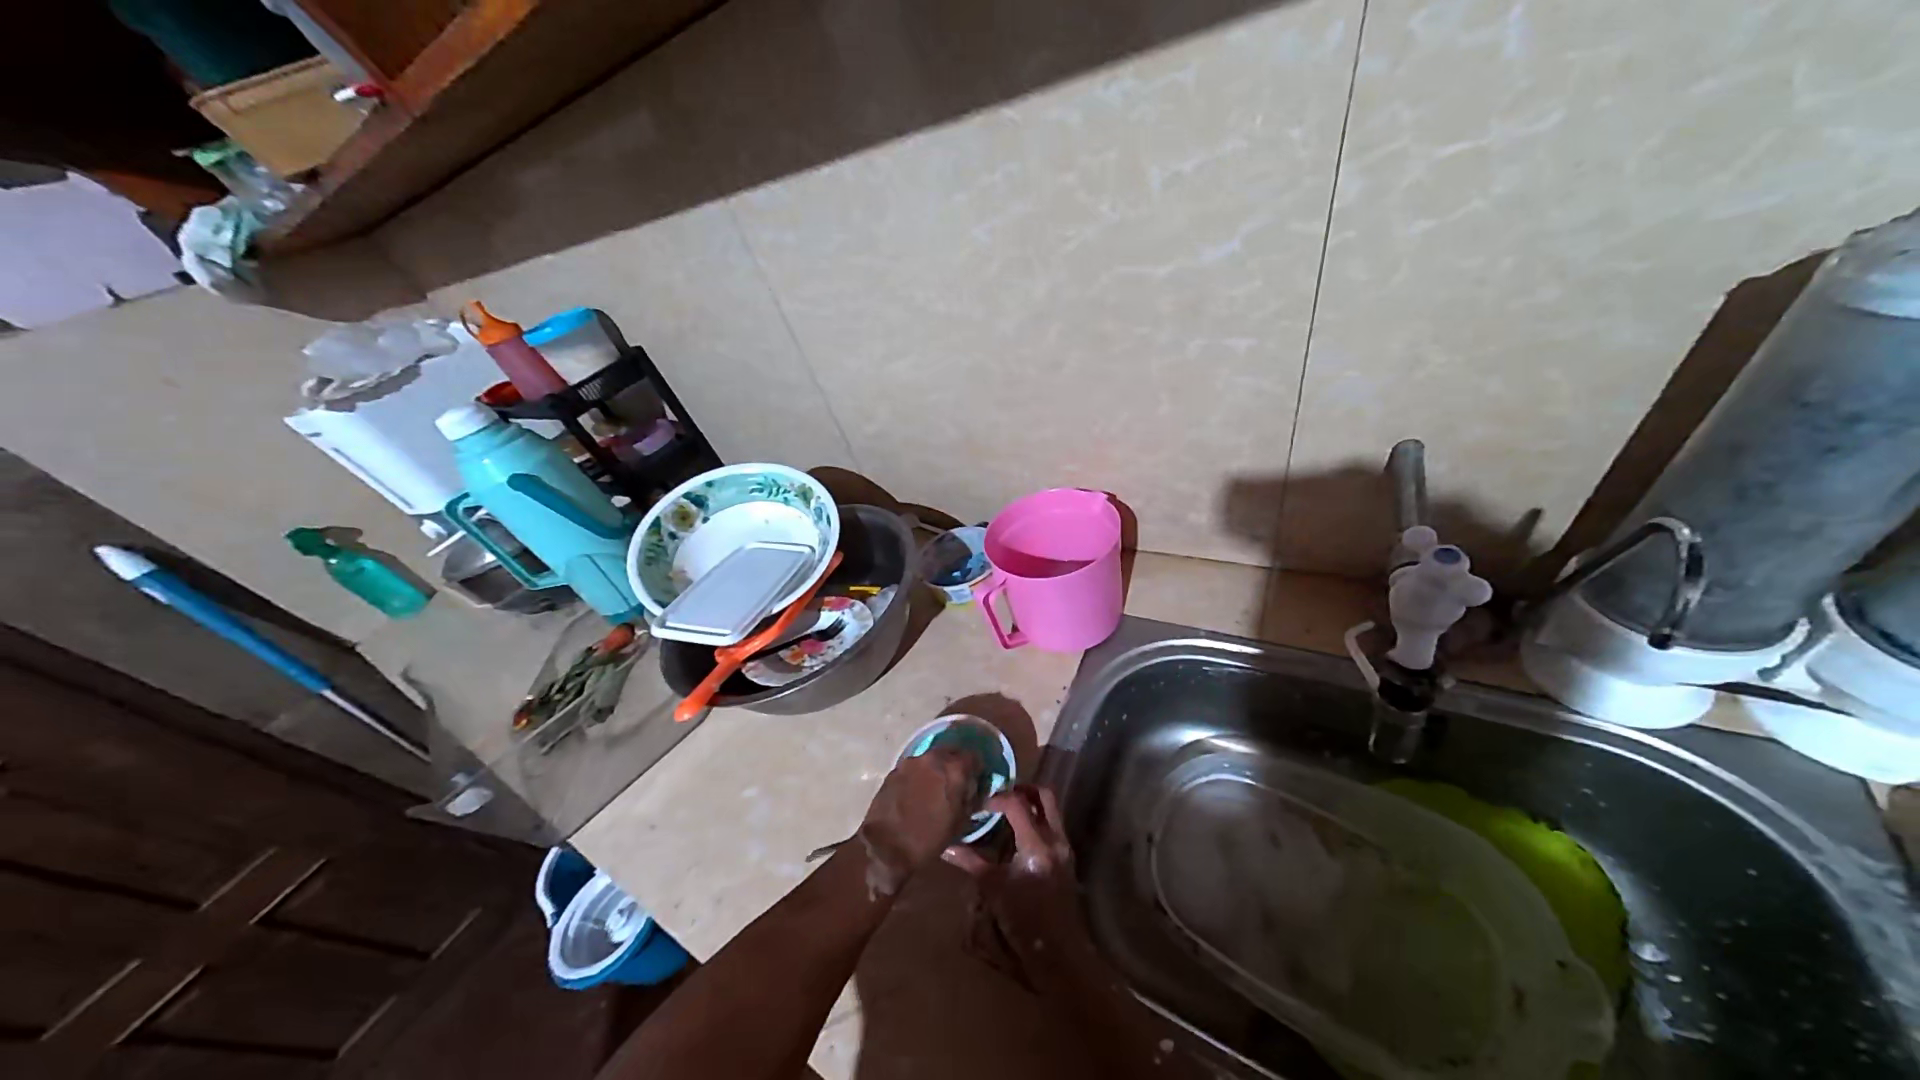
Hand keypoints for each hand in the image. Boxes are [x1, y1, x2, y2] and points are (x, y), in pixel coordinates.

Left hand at [858, 748, 979, 888]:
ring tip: (934, 788)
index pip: (974, 756)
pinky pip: (914, 767)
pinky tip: (916, 793)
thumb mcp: (961, 822)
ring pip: (931, 758)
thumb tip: (974, 787)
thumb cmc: (930, 838)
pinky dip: (919, 776)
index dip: (976, 769)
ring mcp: (911, 762)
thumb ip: (972, 798)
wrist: (887, 847)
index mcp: (955, 769)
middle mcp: (934, 758)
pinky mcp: (895, 770)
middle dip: (956, 764)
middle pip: (951, 752)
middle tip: (955, 782)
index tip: (975, 780)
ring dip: (936, 769)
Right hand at [943, 785, 1087, 967]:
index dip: (997, 798)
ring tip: (1007, 810)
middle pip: (1044, 795)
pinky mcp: (1067, 857)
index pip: (1017, 804)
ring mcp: (1065, 847)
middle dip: (1022, 789)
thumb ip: (971, 862)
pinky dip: (1038, 819)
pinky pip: (1054, 825)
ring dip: (1031, 803)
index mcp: (1036, 845)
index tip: (980, 804)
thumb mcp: (994, 889)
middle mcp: (1055, 839)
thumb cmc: (1024, 921)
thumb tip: (945, 846)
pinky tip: (1019, 832)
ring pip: (1052, 809)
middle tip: (999, 794)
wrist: (1060, 950)